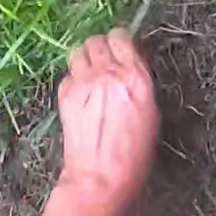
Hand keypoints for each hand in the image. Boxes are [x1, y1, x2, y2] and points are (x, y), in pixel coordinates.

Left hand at [53, 29, 158, 215]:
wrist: (100, 177)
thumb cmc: (132, 156)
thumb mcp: (150, 115)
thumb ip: (139, 85)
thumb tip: (130, 71)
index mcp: (135, 77)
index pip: (122, 38)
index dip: (120, 43)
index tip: (120, 49)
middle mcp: (108, 73)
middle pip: (97, 41)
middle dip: (101, 48)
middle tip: (104, 63)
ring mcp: (83, 82)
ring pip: (78, 51)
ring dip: (84, 58)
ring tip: (90, 74)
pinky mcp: (65, 95)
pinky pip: (68, 75)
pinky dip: (74, 79)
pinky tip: (81, 95)